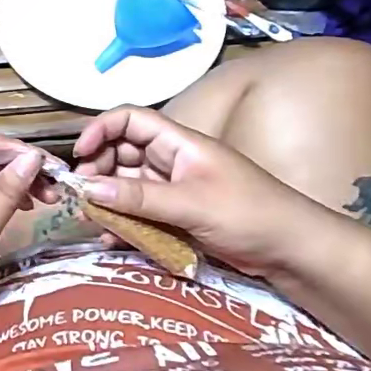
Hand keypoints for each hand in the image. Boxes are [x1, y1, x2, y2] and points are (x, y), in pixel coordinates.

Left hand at [0, 133, 58, 327]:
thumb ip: (5, 192)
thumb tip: (33, 158)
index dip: (9, 146)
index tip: (40, 159)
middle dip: (23, 164)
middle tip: (55, 178)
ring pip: (0, 177)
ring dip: (26, 180)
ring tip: (53, 195)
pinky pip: (3, 196)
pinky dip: (21, 195)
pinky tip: (35, 205)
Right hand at [72, 106, 323, 277]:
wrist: (291, 250)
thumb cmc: (248, 214)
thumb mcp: (191, 204)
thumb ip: (139, 197)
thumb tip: (88, 187)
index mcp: (178, 142)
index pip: (130, 119)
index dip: (100, 129)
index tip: (79, 155)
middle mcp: (171, 160)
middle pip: (122, 151)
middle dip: (98, 170)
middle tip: (82, 196)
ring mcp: (173, 188)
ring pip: (127, 185)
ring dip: (107, 200)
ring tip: (91, 220)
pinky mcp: (176, 214)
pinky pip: (139, 212)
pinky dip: (123, 222)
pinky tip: (111, 239)